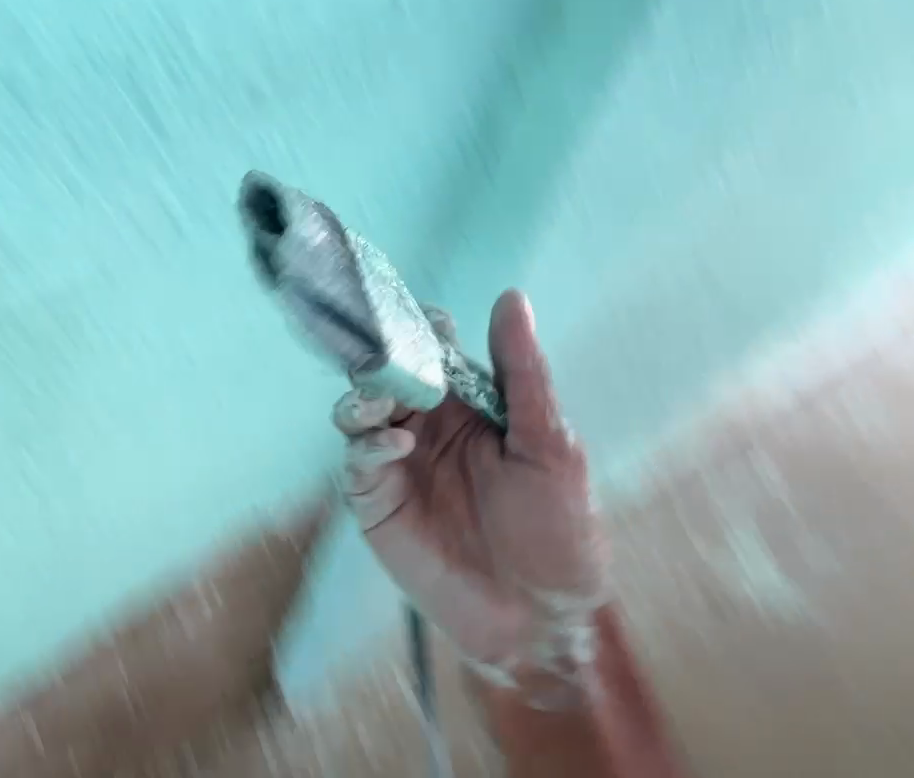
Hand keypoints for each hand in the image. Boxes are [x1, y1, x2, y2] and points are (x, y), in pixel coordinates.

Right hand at [333, 290, 604, 695]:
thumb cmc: (558, 531)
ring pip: (356, 409)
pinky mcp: (372, 496)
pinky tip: (396, 443)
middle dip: (380, 360)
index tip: (415, 312)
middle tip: (384, 353)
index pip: (432, 352)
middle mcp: (423, 425)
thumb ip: (522, 373)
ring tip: (382, 400)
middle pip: (384, 376)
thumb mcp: (550, 446)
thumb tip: (510, 297)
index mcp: (466, 409)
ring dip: (363, 397)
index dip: (420, 329)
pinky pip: (356, 458)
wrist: (535, 616)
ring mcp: (394, 460)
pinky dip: (368, 444)